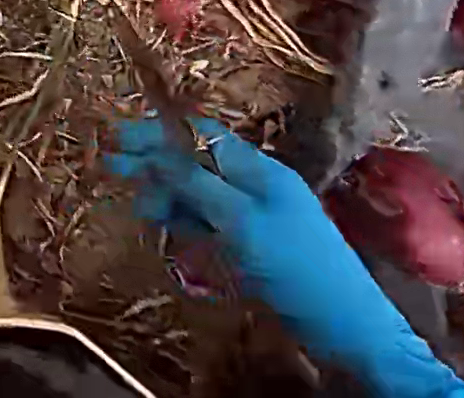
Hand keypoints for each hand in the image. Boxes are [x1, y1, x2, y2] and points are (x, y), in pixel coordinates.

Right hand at [107, 118, 463, 397]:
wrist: (351, 332)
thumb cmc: (295, 265)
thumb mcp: (240, 220)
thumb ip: (195, 182)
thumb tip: (154, 151)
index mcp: (254, 167)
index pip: (198, 134)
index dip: (158, 131)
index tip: (120, 135)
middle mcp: (251, 182)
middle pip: (194, 160)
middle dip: (154, 161)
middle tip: (113, 165)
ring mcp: (252, 212)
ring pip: (198, 190)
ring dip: (165, 191)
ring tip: (136, 203)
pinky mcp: (251, 241)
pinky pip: (208, 217)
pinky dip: (183, 216)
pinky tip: (162, 221)